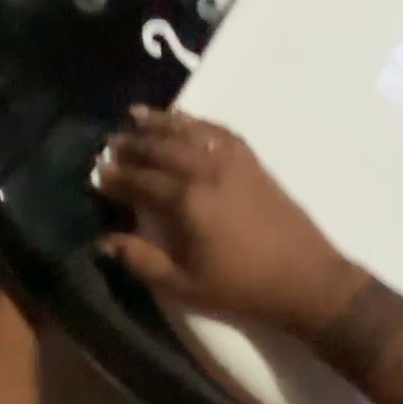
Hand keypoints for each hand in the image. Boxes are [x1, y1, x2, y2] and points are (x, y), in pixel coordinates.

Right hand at [95, 106, 365, 332]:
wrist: (305, 279)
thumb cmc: (241, 287)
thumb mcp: (184, 286)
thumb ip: (142, 260)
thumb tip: (105, 241)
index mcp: (188, 202)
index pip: (141, 181)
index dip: (116, 177)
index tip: (97, 173)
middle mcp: (207, 172)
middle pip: (162, 149)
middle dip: (133, 145)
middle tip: (111, 143)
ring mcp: (233, 162)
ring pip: (190, 131)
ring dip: (162, 122)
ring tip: (137, 115)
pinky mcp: (253, 162)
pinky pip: (220, 132)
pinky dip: (198, 122)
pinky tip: (185, 121)